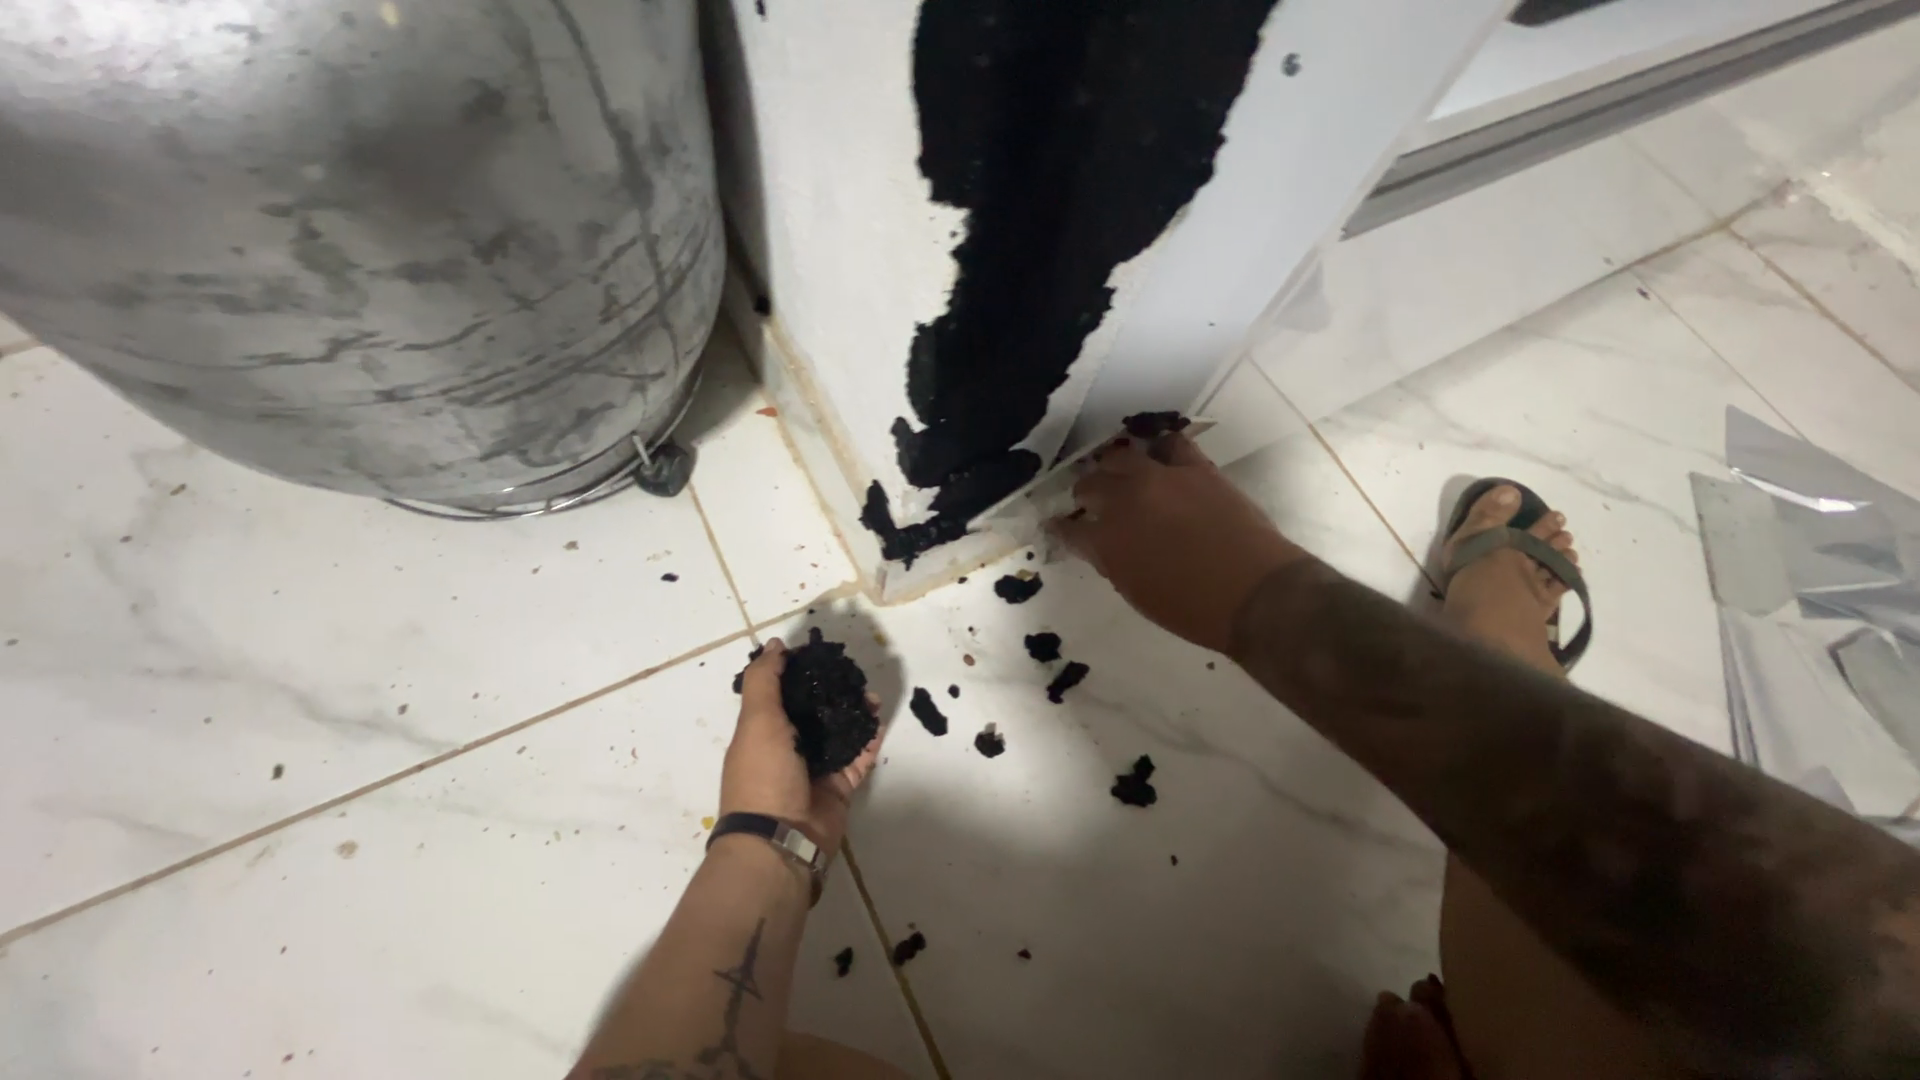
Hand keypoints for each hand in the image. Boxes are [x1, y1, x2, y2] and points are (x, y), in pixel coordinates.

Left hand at [719, 638, 879, 861]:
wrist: (780, 839)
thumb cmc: (762, 775)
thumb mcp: (756, 720)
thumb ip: (764, 680)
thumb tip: (775, 644)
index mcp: (763, 731)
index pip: (782, 693)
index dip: (799, 672)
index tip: (821, 655)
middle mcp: (788, 747)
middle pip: (815, 711)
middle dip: (834, 691)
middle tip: (853, 675)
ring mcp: (816, 768)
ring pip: (840, 732)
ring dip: (856, 712)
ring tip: (872, 697)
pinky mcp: (840, 787)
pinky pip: (858, 758)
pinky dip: (869, 741)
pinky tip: (880, 721)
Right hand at [1051, 433, 1303, 655]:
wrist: (1254, 594)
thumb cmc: (1192, 609)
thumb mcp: (1138, 593)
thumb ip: (1113, 562)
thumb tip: (1101, 545)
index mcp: (1106, 541)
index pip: (1069, 528)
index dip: (1062, 528)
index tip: (1060, 527)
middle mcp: (1125, 502)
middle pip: (1090, 484)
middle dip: (1086, 494)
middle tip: (1092, 501)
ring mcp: (1160, 479)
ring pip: (1120, 456)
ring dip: (1113, 465)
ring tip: (1119, 472)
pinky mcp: (1195, 468)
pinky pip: (1170, 443)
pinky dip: (1159, 447)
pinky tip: (1159, 455)